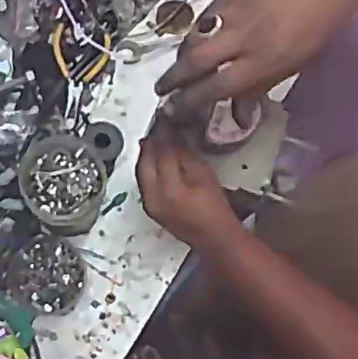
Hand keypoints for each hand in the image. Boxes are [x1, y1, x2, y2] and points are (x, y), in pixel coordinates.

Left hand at [135, 129, 242, 250]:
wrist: (213, 237)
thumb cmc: (216, 209)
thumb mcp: (204, 176)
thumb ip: (186, 155)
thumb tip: (174, 136)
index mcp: (170, 189)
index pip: (162, 153)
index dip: (164, 135)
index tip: (165, 121)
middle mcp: (154, 197)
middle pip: (145, 161)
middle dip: (151, 142)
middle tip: (156, 127)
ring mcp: (148, 203)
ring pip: (141, 171)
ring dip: (147, 154)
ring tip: (154, 139)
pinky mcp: (149, 206)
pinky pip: (143, 181)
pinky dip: (147, 167)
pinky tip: (154, 158)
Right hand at [156, 0, 357, 114]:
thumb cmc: (324, 19)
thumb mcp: (296, 61)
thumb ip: (261, 86)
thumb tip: (238, 114)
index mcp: (263, 61)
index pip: (213, 89)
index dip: (189, 103)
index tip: (175, 112)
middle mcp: (242, 38)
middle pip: (194, 64)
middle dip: (173, 80)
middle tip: (162, 91)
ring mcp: (232, 11)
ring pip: (193, 39)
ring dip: (181, 57)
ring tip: (179, 68)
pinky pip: (203, 17)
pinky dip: (196, 32)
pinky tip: (199, 39)